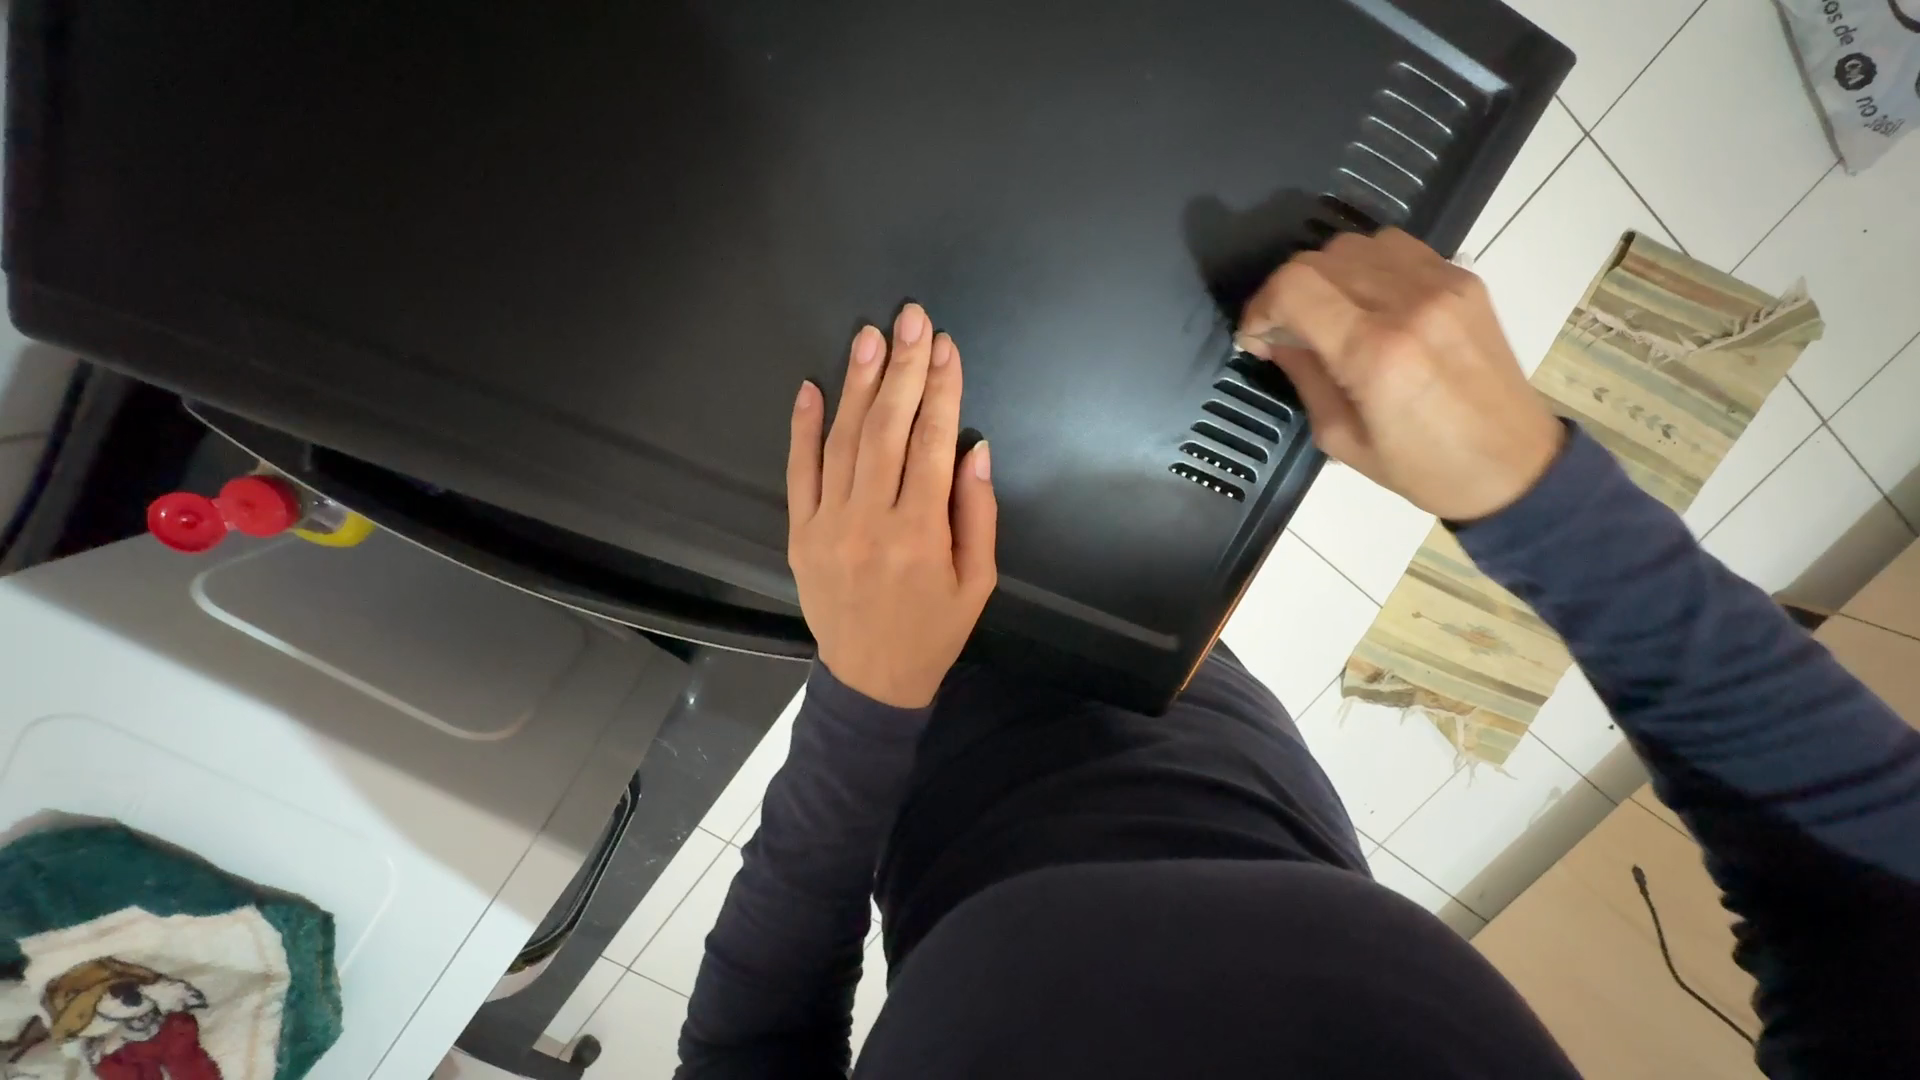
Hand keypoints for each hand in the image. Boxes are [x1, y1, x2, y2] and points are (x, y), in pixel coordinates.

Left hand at [786, 303, 997, 707]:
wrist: (871, 680)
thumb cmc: (933, 631)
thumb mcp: (978, 583)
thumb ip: (978, 514)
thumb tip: (976, 449)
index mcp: (921, 533)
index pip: (933, 443)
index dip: (943, 390)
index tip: (947, 347)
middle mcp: (871, 520)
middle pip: (886, 429)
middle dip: (904, 368)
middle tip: (911, 317)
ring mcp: (827, 524)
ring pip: (841, 440)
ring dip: (857, 383)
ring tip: (871, 336)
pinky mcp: (799, 532)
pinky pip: (798, 472)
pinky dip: (802, 427)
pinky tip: (812, 387)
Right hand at [1234, 229, 1564, 522]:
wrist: (1512, 464)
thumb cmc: (1420, 467)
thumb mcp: (1339, 436)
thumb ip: (1304, 375)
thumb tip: (1274, 338)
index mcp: (1375, 353)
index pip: (1295, 288)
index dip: (1260, 307)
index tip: (1255, 338)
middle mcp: (1408, 305)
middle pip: (1318, 261)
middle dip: (1283, 294)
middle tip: (1283, 332)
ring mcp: (1442, 284)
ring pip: (1353, 246)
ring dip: (1321, 277)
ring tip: (1322, 315)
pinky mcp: (1463, 279)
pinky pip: (1394, 248)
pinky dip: (1362, 267)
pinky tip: (1362, 302)